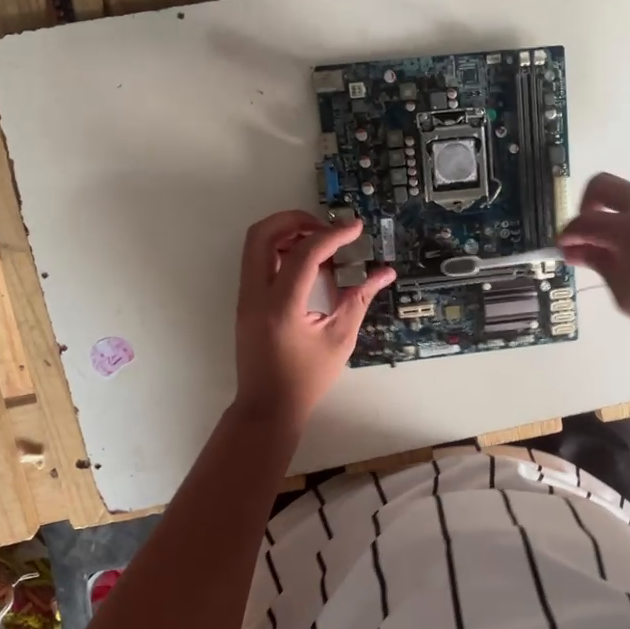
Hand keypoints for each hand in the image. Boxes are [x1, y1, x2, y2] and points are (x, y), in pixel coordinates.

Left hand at [234, 212, 394, 420]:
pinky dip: (282, 250)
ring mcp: (246, 297)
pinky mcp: (246, 301)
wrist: (267, 407)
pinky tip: (310, 265)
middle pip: (263, 234)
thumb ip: (359, 299)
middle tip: (328, 229)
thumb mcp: (340, 339)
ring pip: (256, 243)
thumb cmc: (306, 380)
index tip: (356, 228)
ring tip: (321, 245)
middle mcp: (256, 296)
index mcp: (281, 307)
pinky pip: (258, 260)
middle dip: (297, 220)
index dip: (333, 235)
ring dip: (287, 233)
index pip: (304, 254)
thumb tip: (384, 273)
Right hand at [558, 173, 629, 353]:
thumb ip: (600, 264)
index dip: (568, 234)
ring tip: (627, 258)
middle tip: (587, 234)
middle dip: (587, 206)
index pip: (585, 220)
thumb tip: (578, 250)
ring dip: (622, 220)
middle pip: (606, 186)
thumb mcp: (626, 294)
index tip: (564, 248)